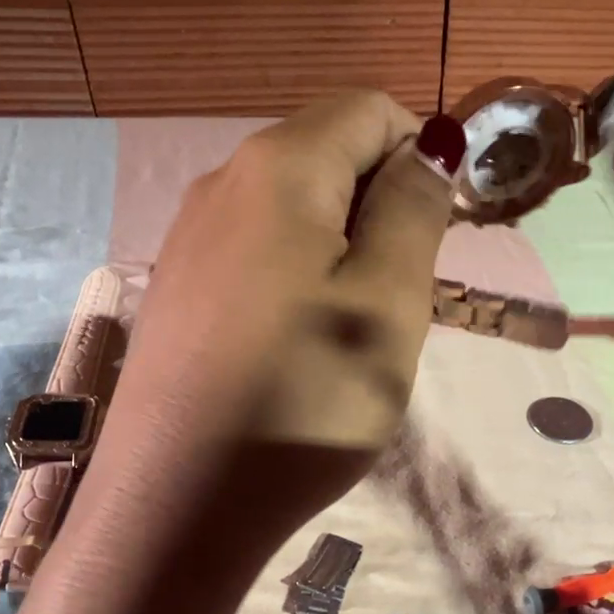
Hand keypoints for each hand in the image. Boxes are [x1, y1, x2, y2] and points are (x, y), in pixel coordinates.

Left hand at [127, 92, 463, 458]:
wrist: (179, 504)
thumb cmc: (305, 400)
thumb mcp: (388, 303)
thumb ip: (413, 211)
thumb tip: (427, 144)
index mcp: (279, 167)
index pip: (369, 109)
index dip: (420, 157)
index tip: (436, 237)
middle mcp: (221, 183)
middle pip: (326, 155)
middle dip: (380, 208)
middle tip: (398, 299)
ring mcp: (188, 240)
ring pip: (292, 211)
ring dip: (341, 251)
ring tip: (351, 333)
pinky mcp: (177, 293)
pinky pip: (255, 256)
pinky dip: (296, 281)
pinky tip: (297, 350)